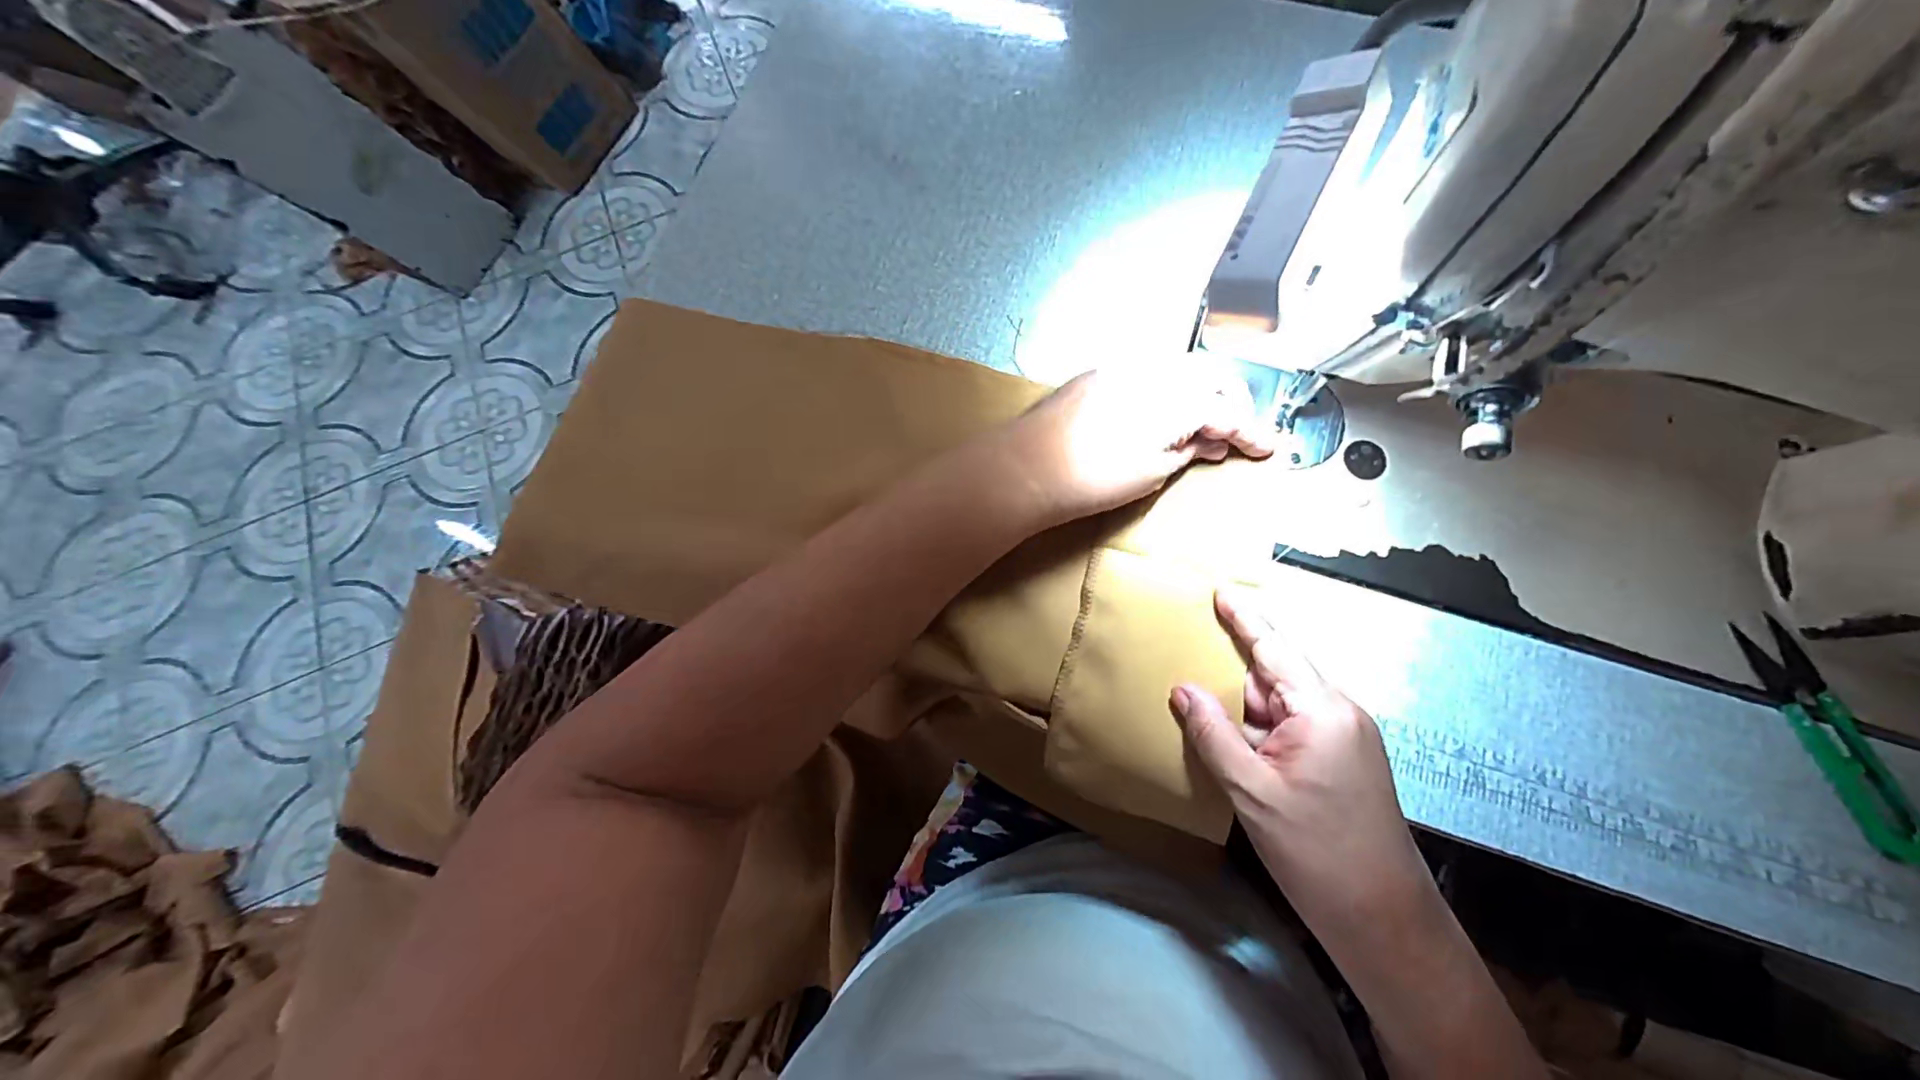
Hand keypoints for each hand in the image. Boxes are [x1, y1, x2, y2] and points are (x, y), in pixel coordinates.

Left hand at [980, 361, 1274, 527]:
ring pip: (1183, 369)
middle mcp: (1155, 371)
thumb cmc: (1088, 479)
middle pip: (1212, 376)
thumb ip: (1189, 451)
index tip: (1265, 447)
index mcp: (1175, 399)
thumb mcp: (1151, 473)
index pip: (1227, 411)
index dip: (1251, 432)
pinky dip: (1171, 389)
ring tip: (1202, 427)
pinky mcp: (1101, 372)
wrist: (1026, 468)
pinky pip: (1152, 372)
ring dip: (1203, 392)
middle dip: (1232, 403)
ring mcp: (1125, 367)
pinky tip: (1166, 414)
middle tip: (1236, 433)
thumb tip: (1212, 443)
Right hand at [1169, 587, 1436, 941]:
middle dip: (1233, 675)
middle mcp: (1339, 714)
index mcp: (1322, 712)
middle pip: (1276, 675)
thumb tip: (1181, 689)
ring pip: (1282, 705)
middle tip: (1190, 665)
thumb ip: (1214, 733)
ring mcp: (1345, 737)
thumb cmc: (1314, 850)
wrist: (1382, 916)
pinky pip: (1293, 727)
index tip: (1220, 591)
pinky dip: (1261, 729)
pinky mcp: (1343, 760)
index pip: (1274, 650)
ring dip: (1246, 709)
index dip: (1244, 619)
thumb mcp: (1251, 790)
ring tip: (1204, 711)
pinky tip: (1234, 743)